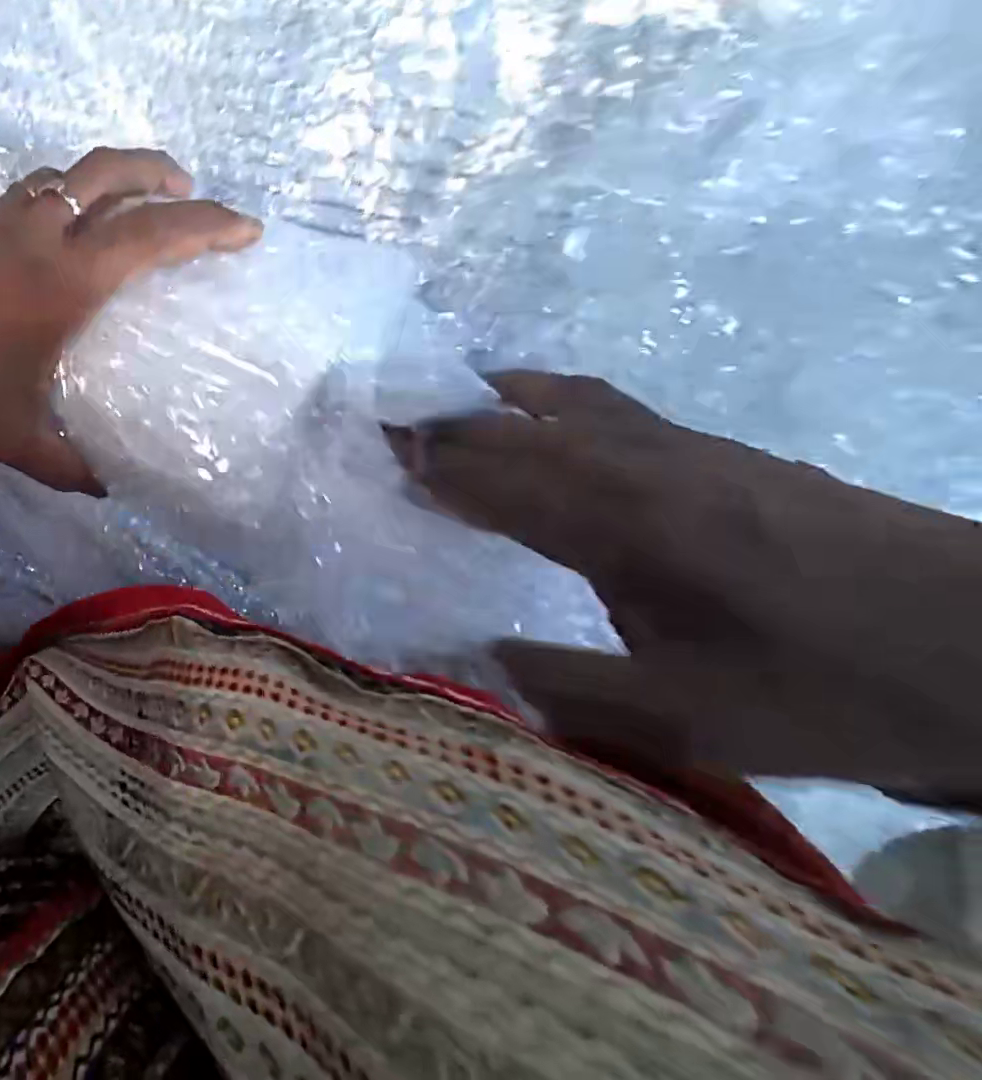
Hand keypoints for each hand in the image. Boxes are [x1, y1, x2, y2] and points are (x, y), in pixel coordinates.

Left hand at [0, 148, 262, 492]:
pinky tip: (37, 241)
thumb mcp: (18, 440)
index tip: (245, 226)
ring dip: (98, 183)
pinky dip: (42, 207)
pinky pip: (15, 200)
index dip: (207, 224)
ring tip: (115, 207)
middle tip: (183, 186)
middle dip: (158, 171)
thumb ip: (69, 467)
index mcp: (66, 281)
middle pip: (112, 173)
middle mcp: (37, 234)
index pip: (154, 236)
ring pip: (60, 176)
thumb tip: (106, 491)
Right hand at [387, 371, 981, 791]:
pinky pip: (615, 410)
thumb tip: (462, 656)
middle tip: (391, 419)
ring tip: (451, 399)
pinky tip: (544, 414)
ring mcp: (692, 455)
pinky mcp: (727, 458)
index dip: (435, 463)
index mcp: (624, 528)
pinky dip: (555, 402)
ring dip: (500, 402)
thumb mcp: (680, 719)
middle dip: (451, 423)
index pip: (500, 479)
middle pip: (525, 430)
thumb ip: (554, 684)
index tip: (379, 446)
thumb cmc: (827, 690)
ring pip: (572, 406)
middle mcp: (647, 473)